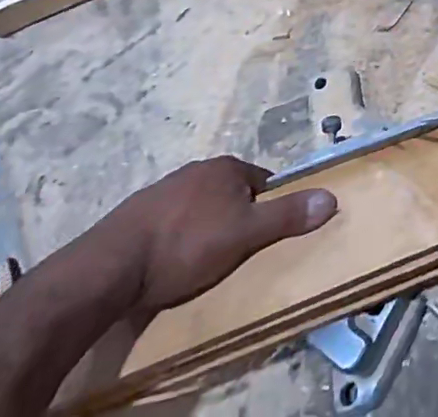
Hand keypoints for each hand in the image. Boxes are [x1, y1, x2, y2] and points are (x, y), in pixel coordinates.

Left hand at [88, 156, 338, 313]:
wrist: (105, 270)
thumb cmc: (186, 246)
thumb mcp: (246, 233)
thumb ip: (288, 215)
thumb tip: (333, 198)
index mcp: (226, 167)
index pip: (263, 182)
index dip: (268, 208)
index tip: (262, 235)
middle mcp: (195, 170)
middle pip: (230, 193)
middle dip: (235, 217)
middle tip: (235, 250)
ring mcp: (160, 191)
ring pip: (198, 208)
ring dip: (203, 228)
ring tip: (200, 261)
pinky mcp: (130, 216)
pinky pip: (168, 223)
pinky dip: (174, 238)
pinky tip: (168, 262)